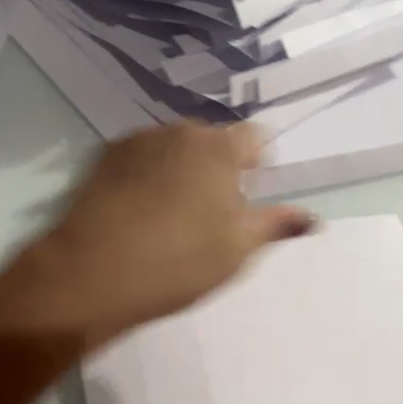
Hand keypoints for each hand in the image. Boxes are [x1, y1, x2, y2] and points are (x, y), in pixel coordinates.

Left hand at [10, 122, 314, 348]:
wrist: (91, 272)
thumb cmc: (177, 262)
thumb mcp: (237, 251)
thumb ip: (274, 225)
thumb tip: (311, 218)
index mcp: (219, 148)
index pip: (254, 138)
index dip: (257, 164)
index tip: (248, 198)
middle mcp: (179, 132)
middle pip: (211, 141)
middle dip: (217, 168)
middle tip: (209, 216)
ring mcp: (137, 141)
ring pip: (173, 148)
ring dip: (180, 170)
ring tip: (169, 217)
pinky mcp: (103, 156)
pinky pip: (141, 158)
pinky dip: (147, 175)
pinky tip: (137, 212)